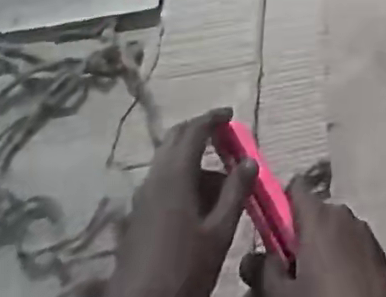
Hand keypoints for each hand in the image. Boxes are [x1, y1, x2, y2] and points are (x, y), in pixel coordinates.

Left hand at [105, 108, 256, 296]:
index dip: (213, 118)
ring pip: (168, 163)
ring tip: (221, 185)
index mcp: (175, 177)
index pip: (194, 131)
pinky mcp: (136, 219)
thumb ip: (236, 192)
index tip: (231, 115)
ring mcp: (142, 200)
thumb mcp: (219, 232)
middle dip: (199, 132)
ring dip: (193, 161)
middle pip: (175, 140)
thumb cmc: (183, 270)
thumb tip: (249, 161)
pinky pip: (162, 183)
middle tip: (225, 139)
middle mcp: (154, 180)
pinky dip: (182, 179)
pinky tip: (199, 205)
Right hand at [239, 174, 385, 296]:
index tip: (269, 233)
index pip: (295, 188)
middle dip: (296, 236)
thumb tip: (251, 257)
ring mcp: (363, 230)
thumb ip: (264, 271)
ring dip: (317, 247)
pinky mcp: (377, 249)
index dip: (278, 206)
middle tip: (284, 270)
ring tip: (308, 282)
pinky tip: (333, 284)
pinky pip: (349, 243)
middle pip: (312, 214)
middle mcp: (343, 213)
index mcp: (319, 216)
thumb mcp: (283, 295)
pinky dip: (338, 255)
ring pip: (331, 230)